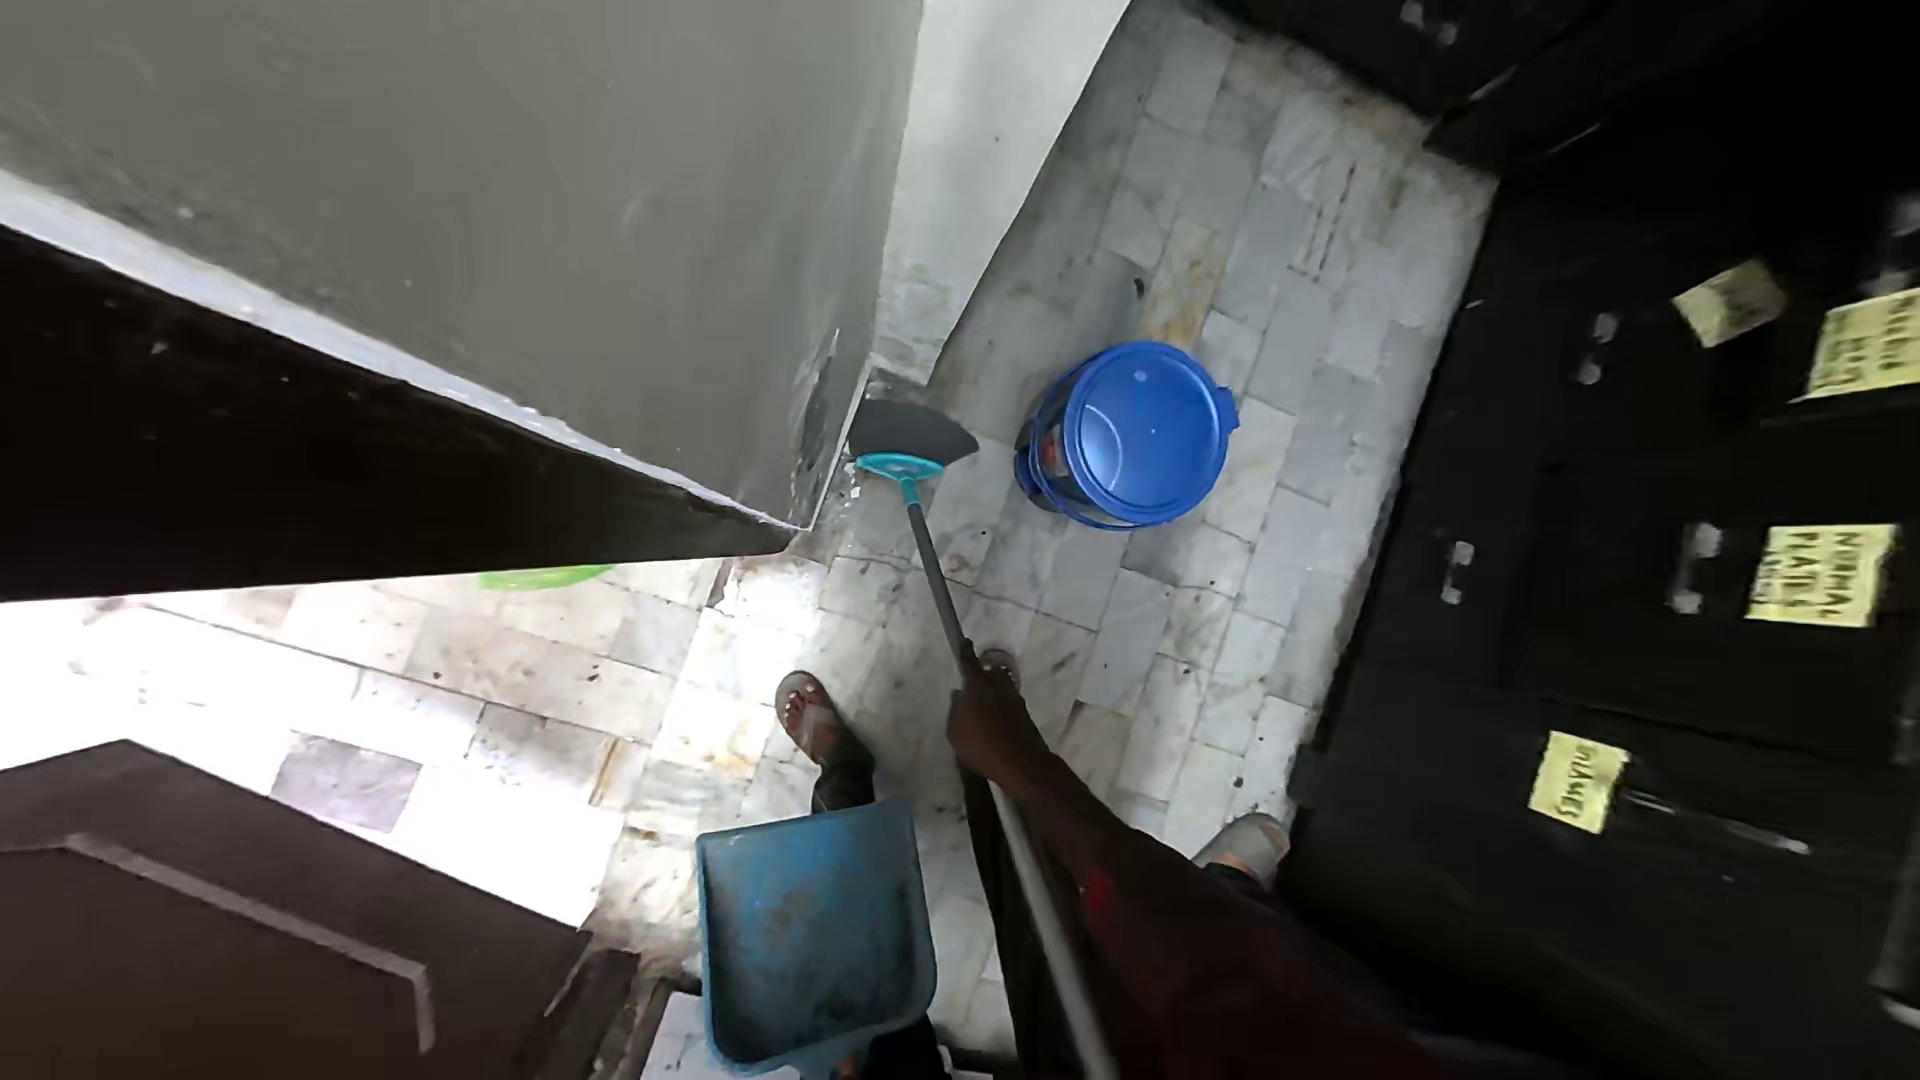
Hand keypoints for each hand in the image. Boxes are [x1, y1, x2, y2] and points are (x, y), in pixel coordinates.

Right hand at [947, 641, 1049, 785]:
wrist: (1020, 762)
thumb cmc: (981, 745)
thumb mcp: (956, 732)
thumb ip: (956, 710)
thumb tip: (959, 695)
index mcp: (978, 686)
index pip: (969, 662)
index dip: (966, 651)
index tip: (965, 640)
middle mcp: (998, 686)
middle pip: (989, 674)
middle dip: (982, 677)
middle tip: (972, 690)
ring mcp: (1015, 699)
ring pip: (1001, 689)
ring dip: (993, 695)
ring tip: (983, 713)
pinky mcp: (1025, 714)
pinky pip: (1008, 704)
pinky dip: (1001, 710)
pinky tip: (994, 727)